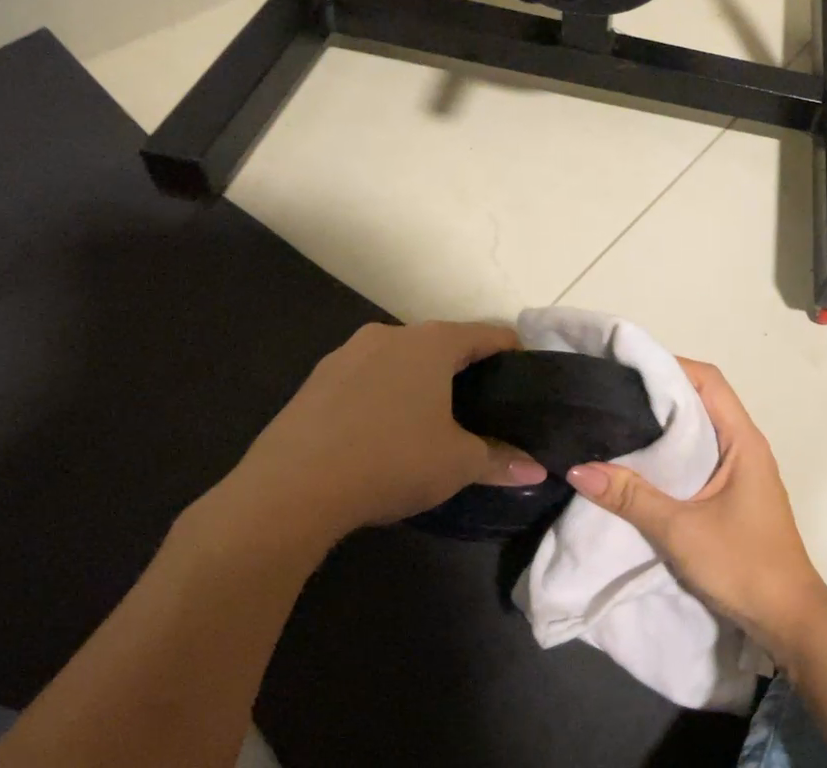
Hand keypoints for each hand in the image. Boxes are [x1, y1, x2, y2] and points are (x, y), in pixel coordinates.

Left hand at [219, 322, 545, 544]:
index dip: (515, 355)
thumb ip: (500, 460)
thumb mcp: (457, 464)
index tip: (526, 382)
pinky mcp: (314, 382)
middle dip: (466, 371)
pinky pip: (366, 381)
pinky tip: (383, 435)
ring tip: (434, 423)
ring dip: (421, 384)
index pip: (490, 334)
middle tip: (485, 409)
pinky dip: (384, 398)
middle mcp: (390, 335)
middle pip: (444, 344)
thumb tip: (538, 470)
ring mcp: (346, 355)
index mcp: (433, 343)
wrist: (288, 491)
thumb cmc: (390, 461)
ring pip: (401, 361)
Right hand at [567, 359, 826, 651]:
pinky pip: (699, 459)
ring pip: (699, 432)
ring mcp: (741, 471)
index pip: (707, 380)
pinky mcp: (733, 495)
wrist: (788, 618)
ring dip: (664, 426)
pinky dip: (671, 454)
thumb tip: (579, 468)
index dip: (669, 366)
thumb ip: (631, 497)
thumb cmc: (742, 563)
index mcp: (742, 440)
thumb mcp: (680, 529)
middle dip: (659, 393)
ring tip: (616, 422)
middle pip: (701, 401)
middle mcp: (744, 446)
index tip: (626, 367)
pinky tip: (639, 465)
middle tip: (611, 393)